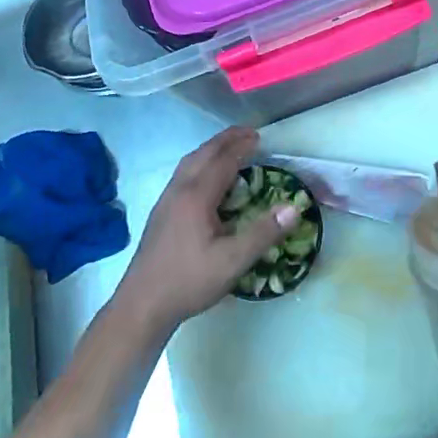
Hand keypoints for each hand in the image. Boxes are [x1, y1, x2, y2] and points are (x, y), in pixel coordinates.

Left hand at [115, 127, 298, 330]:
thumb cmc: (189, 281)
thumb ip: (264, 232)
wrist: (142, 303)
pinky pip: (182, 175)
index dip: (242, 146)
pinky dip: (199, 164)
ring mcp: (166, 201)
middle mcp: (179, 190)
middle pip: (202, 154)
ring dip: (210, 150)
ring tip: (228, 150)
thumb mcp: (233, 261)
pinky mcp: (160, 213)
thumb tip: (294, 207)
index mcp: (196, 196)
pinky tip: (205, 180)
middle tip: (247, 134)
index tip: (259, 136)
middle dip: (225, 141)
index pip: (222, 161)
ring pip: (188, 163)